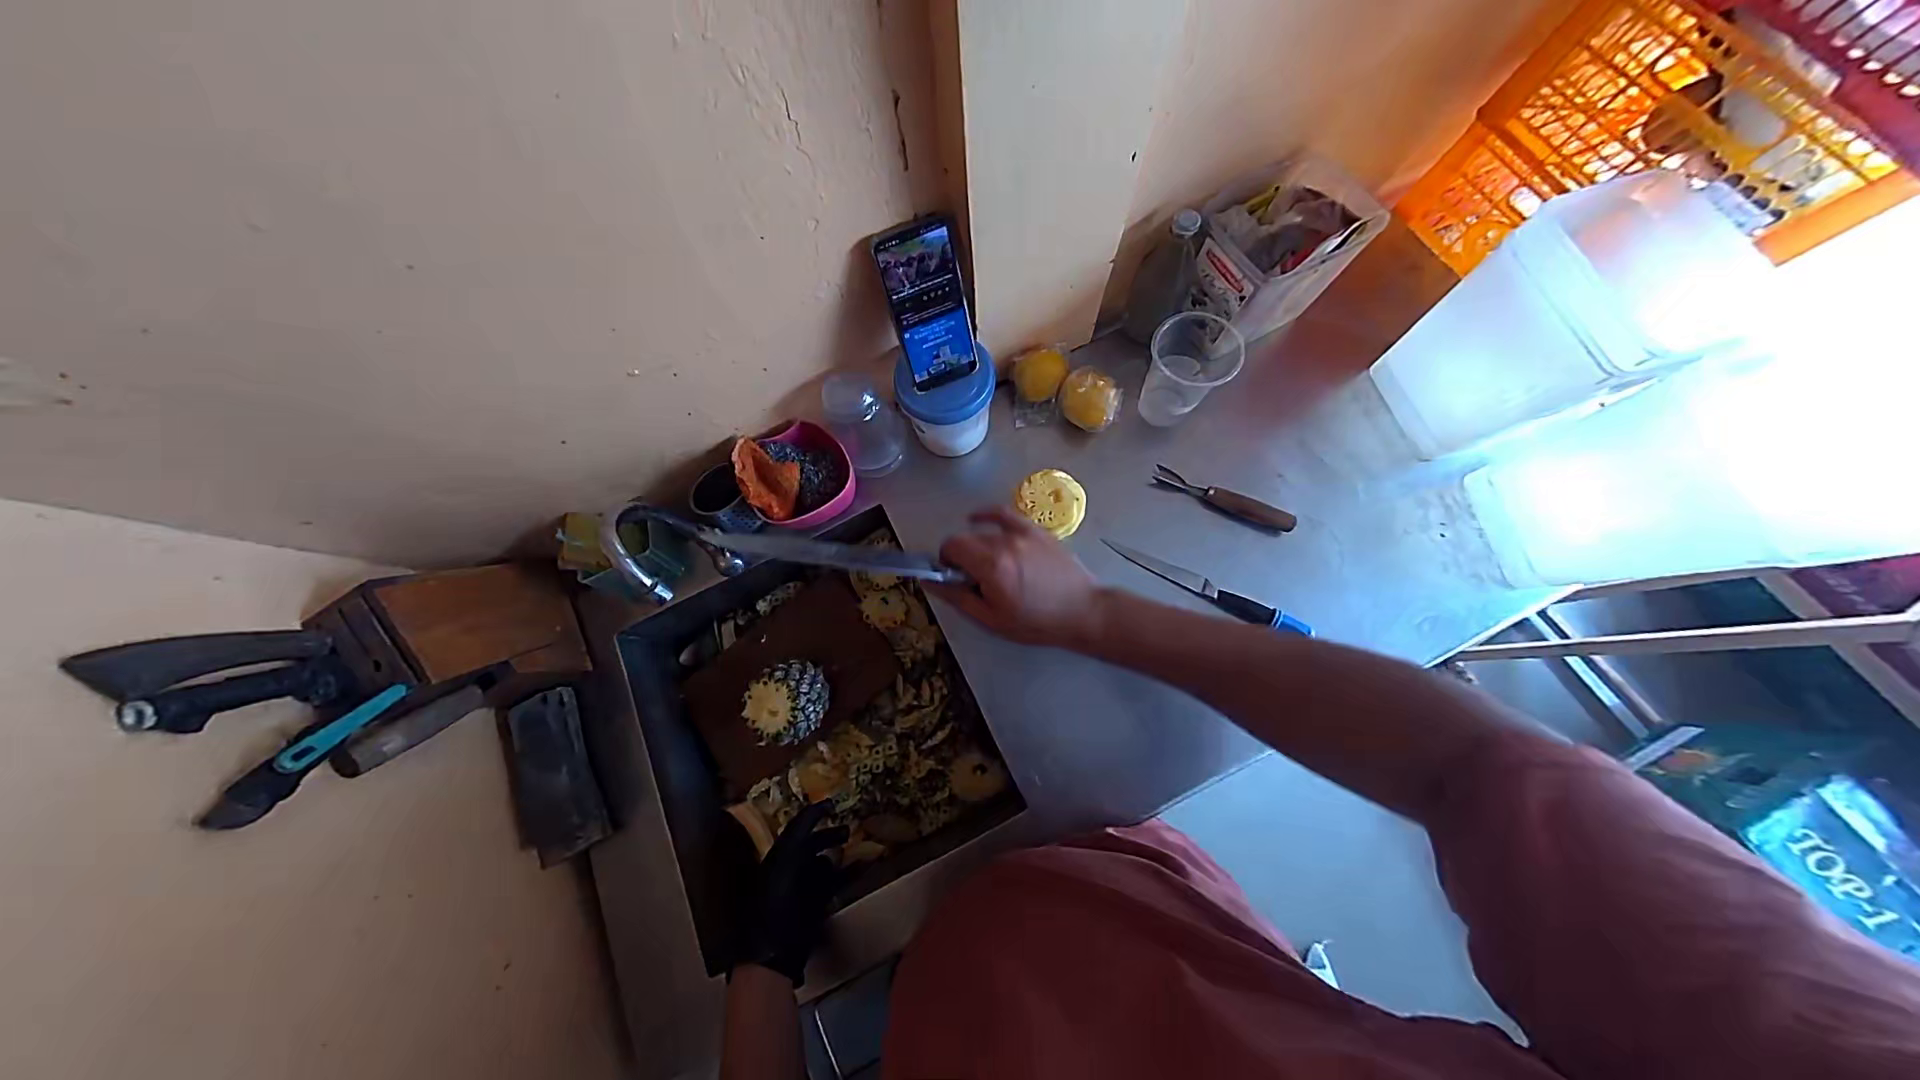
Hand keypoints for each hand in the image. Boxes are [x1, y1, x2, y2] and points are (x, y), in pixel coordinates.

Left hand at [736, 801, 846, 985]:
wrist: (770, 960)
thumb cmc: (774, 908)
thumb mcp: (786, 864)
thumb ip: (800, 835)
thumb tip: (818, 808)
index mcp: (777, 860)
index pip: (797, 829)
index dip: (814, 814)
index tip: (833, 804)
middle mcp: (786, 872)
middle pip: (809, 847)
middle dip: (827, 835)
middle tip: (847, 830)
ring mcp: (799, 892)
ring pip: (820, 866)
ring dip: (837, 856)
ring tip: (854, 849)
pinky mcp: (810, 910)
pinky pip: (830, 887)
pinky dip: (845, 877)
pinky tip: (860, 871)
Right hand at [928, 506, 1104, 648]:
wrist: (1082, 611)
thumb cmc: (1038, 622)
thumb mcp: (992, 619)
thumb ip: (957, 596)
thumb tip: (929, 582)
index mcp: (992, 566)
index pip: (951, 546)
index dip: (944, 561)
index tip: (952, 576)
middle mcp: (1005, 543)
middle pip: (965, 538)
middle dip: (960, 556)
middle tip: (972, 579)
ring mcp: (1021, 534)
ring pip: (983, 532)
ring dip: (977, 546)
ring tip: (989, 567)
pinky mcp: (1035, 531)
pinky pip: (1004, 514)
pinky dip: (987, 515)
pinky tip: (977, 519)